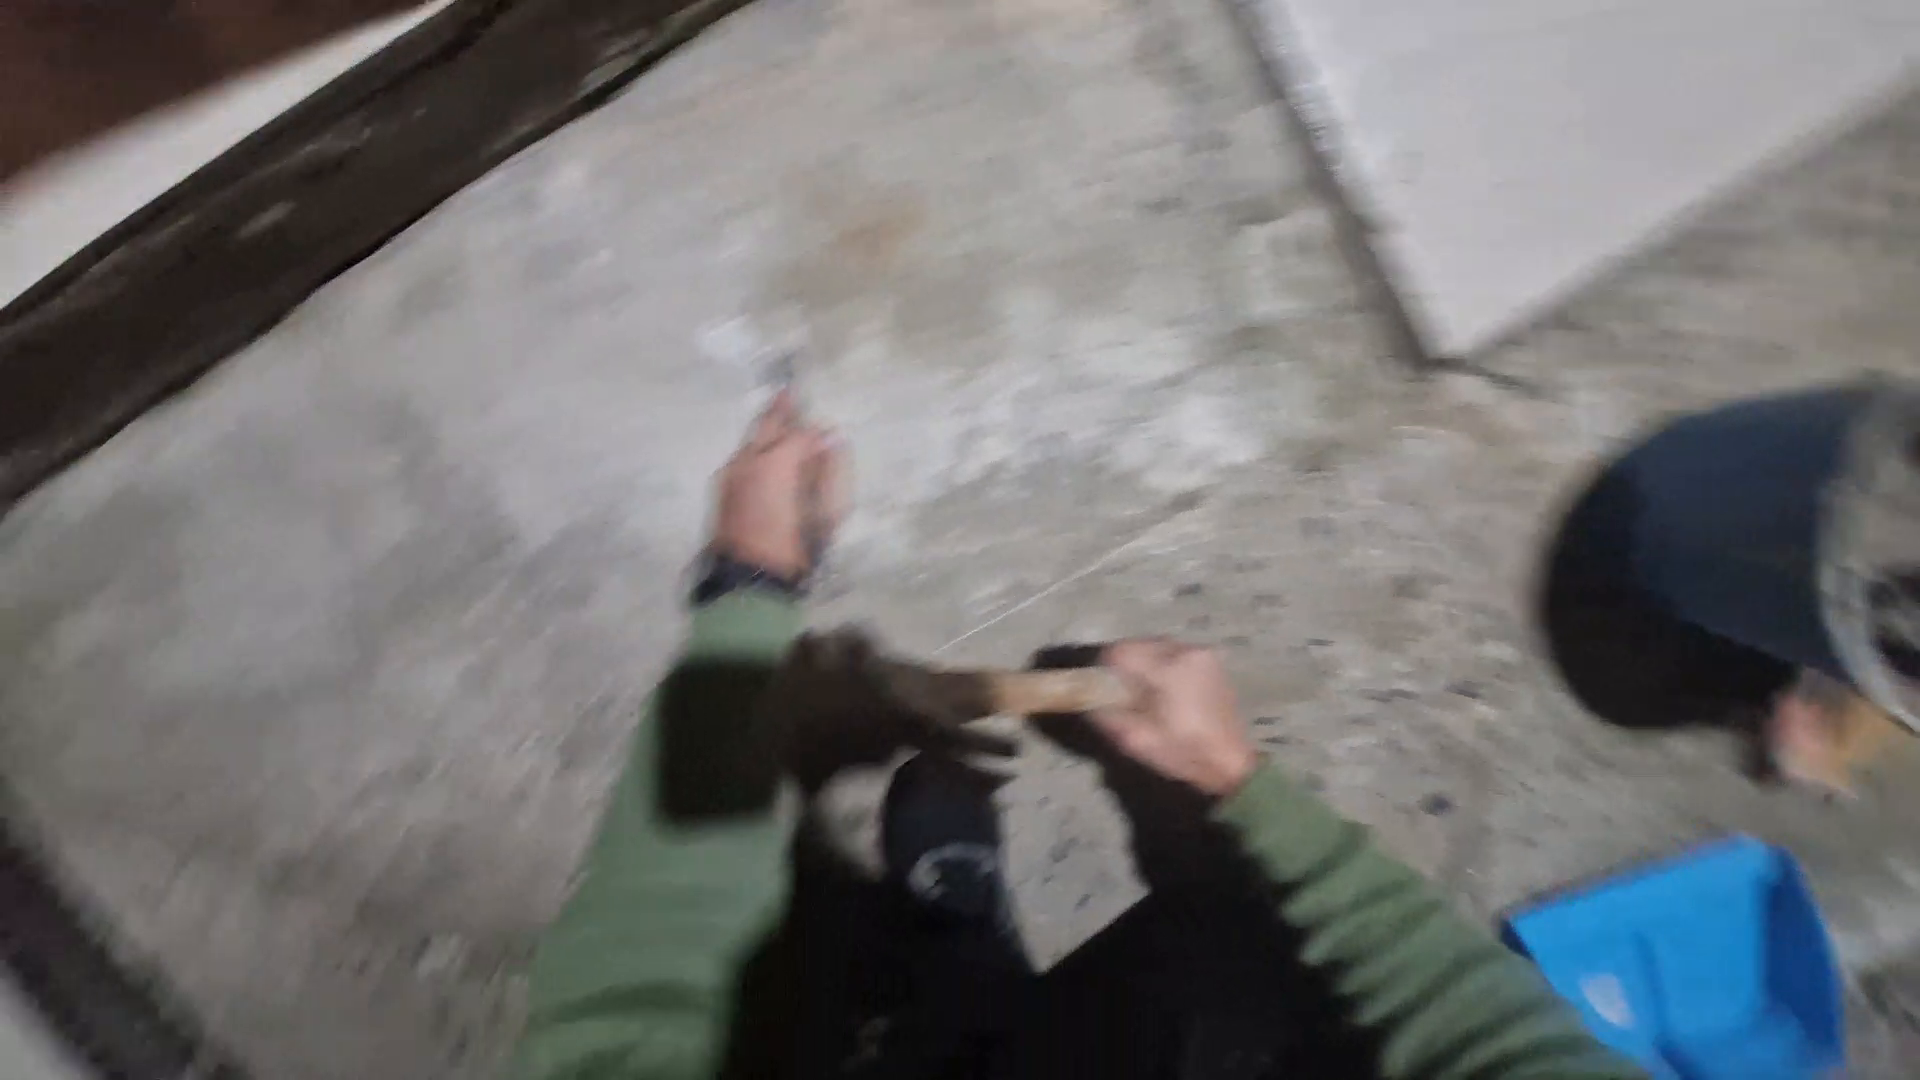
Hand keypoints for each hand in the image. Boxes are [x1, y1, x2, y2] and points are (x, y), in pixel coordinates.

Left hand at [712, 391, 844, 580]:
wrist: (749, 577)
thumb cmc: (793, 547)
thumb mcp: (823, 513)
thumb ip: (827, 472)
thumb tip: (831, 439)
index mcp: (777, 463)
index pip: (802, 435)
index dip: (816, 434)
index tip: (828, 434)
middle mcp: (750, 459)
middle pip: (768, 425)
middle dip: (781, 408)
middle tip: (790, 391)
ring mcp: (732, 472)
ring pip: (752, 440)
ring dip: (766, 430)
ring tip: (779, 421)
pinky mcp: (722, 487)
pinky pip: (742, 457)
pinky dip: (756, 451)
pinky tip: (766, 457)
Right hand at [1091, 640, 1258, 797]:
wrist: (1232, 764)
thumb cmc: (1184, 753)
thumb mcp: (1135, 740)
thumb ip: (1105, 713)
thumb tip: (1084, 695)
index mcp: (1168, 669)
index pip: (1120, 652)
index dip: (1103, 668)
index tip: (1101, 687)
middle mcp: (1186, 651)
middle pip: (1136, 644)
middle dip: (1123, 665)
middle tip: (1120, 693)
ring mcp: (1202, 652)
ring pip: (1154, 646)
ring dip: (1142, 662)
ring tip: (1141, 691)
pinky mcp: (1210, 659)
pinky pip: (1172, 652)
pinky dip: (1161, 664)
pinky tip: (1162, 688)